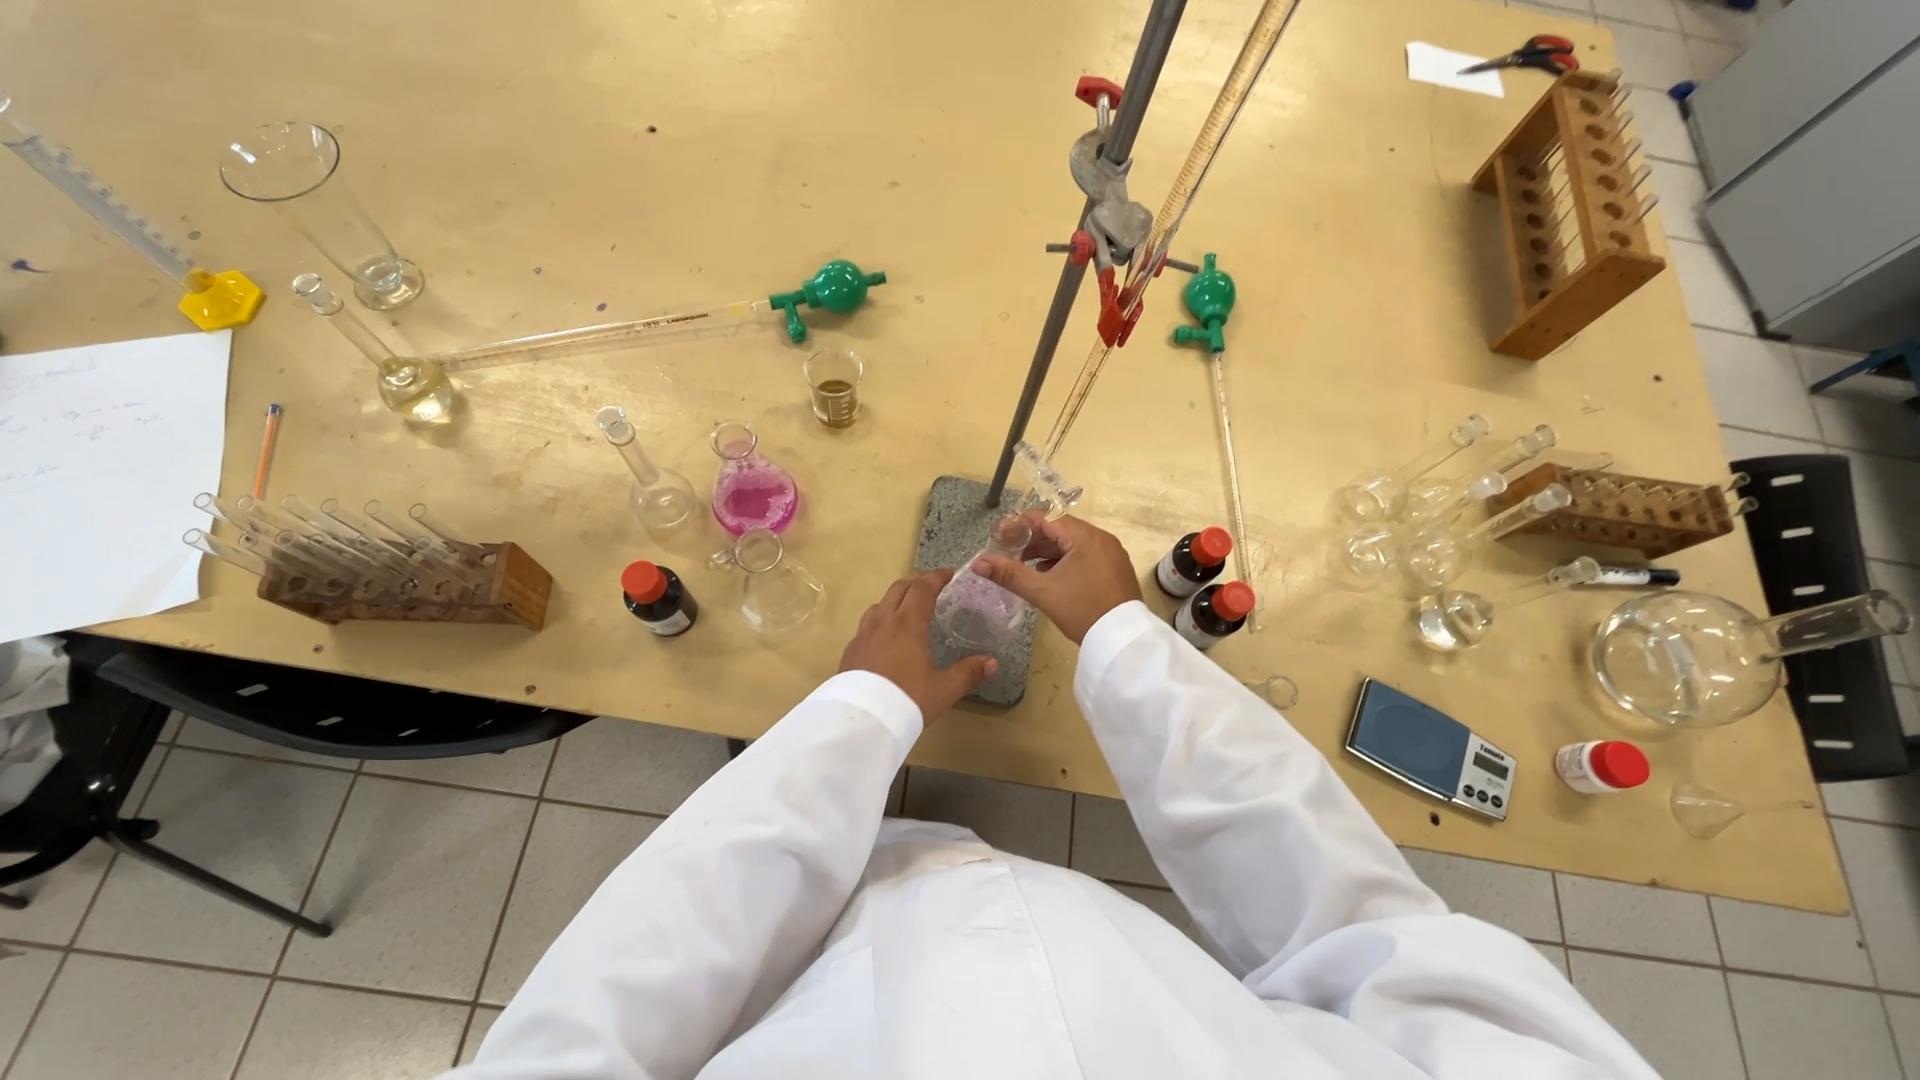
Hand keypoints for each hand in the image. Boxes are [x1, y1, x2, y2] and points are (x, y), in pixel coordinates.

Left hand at [839, 568, 996, 722]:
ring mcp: (863, 635)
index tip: (948, 573)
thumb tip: (992, 663)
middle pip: (898, 589)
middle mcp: (883, 622)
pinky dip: (880, 620)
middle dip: (915, 582)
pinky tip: (884, 637)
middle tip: (929, 585)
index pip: (922, 588)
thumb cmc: (907, 699)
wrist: (862, 721)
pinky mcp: (850, 651)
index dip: (936, 577)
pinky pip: (866, 625)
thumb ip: (969, 673)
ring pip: (879, 604)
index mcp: (908, 624)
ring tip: (906, 608)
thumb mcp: (944, 689)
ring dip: (895, 599)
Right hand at [971, 511, 1140, 643]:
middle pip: (1060, 529)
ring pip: (1072, 543)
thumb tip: (978, 563)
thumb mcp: (1042, 592)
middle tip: (1007, 551)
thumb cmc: (1082, 610)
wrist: (1122, 641)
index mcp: (1085, 537)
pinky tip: (1048, 575)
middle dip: (1032, 539)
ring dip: (1047, 551)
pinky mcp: (1114, 569)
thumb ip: (1009, 574)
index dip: (1020, 524)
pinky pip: (1084, 555)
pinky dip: (1064, 560)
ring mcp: (1111, 554)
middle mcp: (1101, 539)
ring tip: (1023, 565)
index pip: (1047, 517)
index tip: (999, 536)